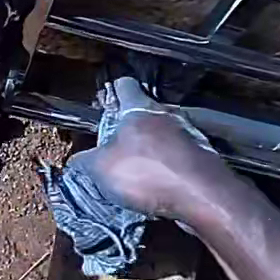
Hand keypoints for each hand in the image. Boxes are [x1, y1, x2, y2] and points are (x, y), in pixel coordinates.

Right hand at [73, 77, 235, 222]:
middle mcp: (167, 113)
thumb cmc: (146, 171)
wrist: (200, 195)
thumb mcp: (101, 168)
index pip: (125, 85)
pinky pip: (178, 154)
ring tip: (137, 165)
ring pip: (164, 133)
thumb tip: (76, 160)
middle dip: (131, 124)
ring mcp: (189, 134)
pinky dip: (168, 163)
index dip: (113, 89)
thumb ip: (85, 161)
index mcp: (140, 107)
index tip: (105, 98)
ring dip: (152, 145)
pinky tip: (160, 180)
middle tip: (115, 142)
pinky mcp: (202, 156)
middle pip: (145, 111)